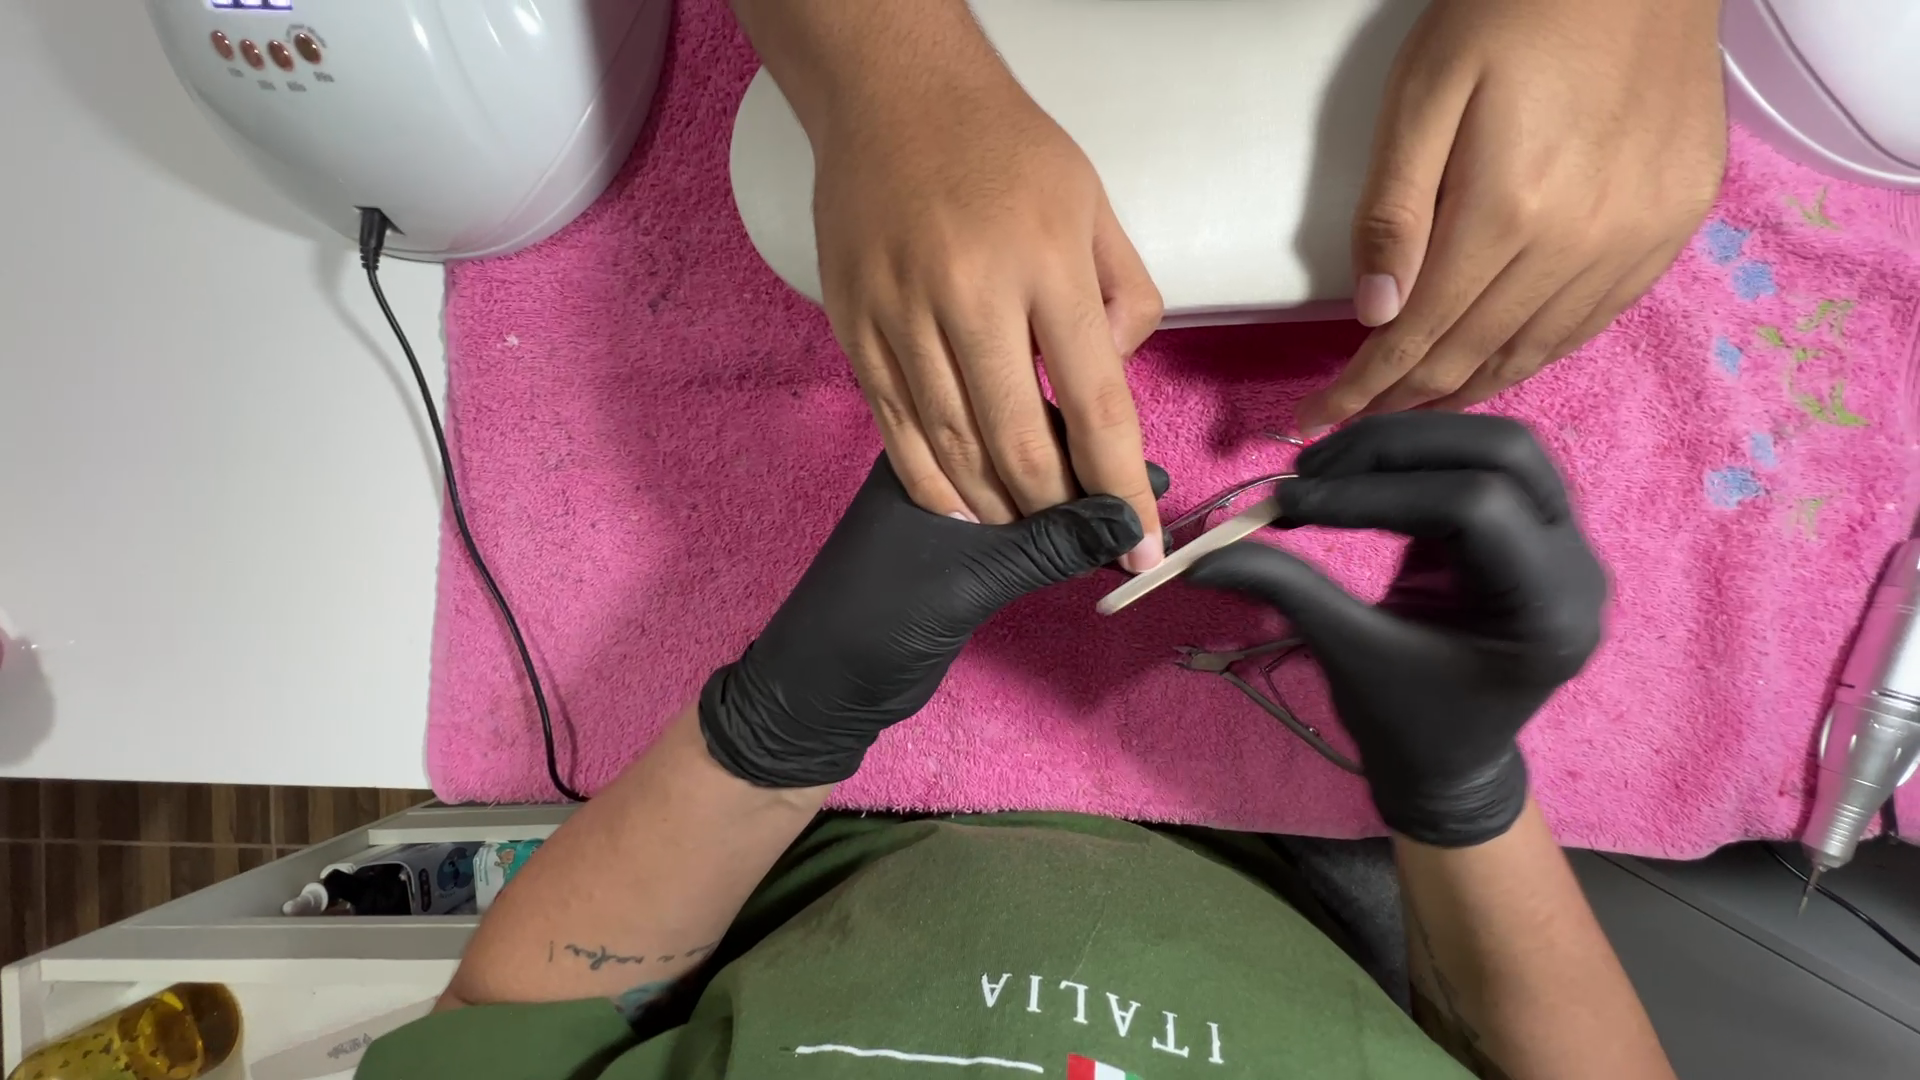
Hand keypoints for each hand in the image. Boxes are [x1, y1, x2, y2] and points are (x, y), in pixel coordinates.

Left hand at [700, 455, 1166, 787]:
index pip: (1017, 427)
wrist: (824, 690)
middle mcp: (940, 473)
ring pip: (1028, 500)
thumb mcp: (969, 579)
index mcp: (927, 454)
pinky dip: (1057, 540)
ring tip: (1137, 520)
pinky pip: (1019, 536)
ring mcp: (950, 515)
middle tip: (1155, 493)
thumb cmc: (879, 621)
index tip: (1142, 467)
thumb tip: (1129, 520)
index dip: (1084, 445)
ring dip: (1079, 512)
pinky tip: (1094, 545)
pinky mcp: (959, 556)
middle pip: (1029, 460)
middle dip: (1092, 478)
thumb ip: (1047, 546)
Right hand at [810, 59, 1164, 569]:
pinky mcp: (856, 332)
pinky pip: (896, 431)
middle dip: (1054, 506)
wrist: (889, 98)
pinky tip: (963, 509)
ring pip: (954, 448)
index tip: (1139, 547)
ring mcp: (901, 319)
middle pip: (1019, 443)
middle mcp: (968, 297)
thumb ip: (1125, 297)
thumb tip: (1113, 375)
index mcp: (1044, 263)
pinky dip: (933, 484)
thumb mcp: (1092, 204)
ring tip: (1025, 528)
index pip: (1096, 403)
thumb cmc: (1000, 148)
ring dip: (997, 505)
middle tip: (1075, 532)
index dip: (1121, 489)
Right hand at [1187, 414, 1606, 845]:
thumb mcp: (1345, 655)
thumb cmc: (1406, 721)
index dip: (1373, 493)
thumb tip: (1200, 559)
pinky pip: (1469, 463)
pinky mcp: (1517, 527)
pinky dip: (1404, 460)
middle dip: (1395, 449)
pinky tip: (1349, 475)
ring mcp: (1554, 538)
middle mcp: (1571, 561)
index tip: (1288, 503)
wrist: (1447, 758)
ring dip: (1400, 443)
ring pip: (1493, 444)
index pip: (1473, 508)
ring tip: (1321, 468)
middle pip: (1501, 453)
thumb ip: (1283, 590)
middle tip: (1308, 471)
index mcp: (1545, 608)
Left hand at [1296, 0, 1724, 429]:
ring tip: (1412, 410)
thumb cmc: (1508, 15)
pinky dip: (1529, 358)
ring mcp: (1636, 236)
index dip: (1357, 390)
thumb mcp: (1420, 104)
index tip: (1314, 420)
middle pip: (1464, 356)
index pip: (1411, 338)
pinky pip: (1588, 323)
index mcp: (1507, 213)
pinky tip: (1492, 369)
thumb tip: (1373, 315)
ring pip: (1528, 353)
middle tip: (1355, 420)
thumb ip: (1392, 215)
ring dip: (1460, 391)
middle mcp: (1579, 241)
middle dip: (1398, 399)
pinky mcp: (1671, 223)